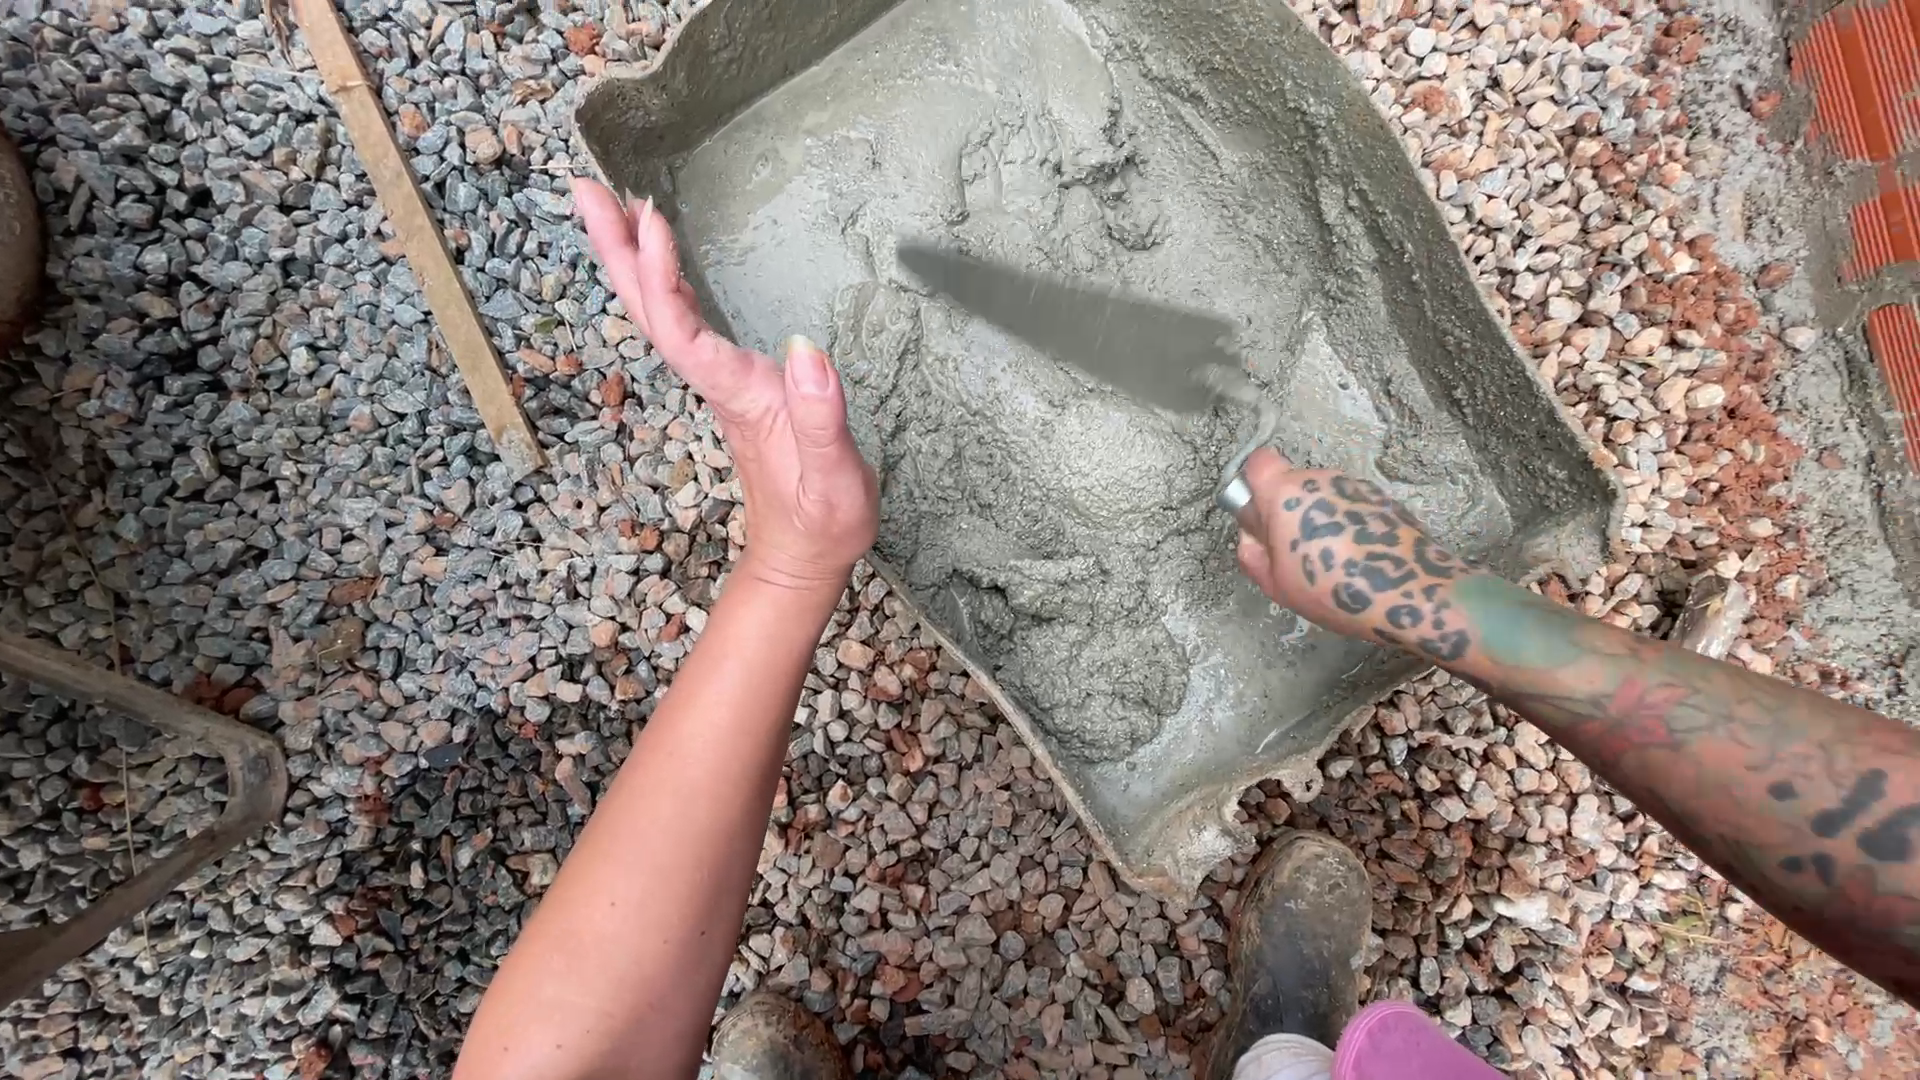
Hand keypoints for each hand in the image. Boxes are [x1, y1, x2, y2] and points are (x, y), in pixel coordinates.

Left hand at [573, 178, 878, 592]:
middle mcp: (721, 389)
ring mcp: (723, 391)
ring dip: (635, 266)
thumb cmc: (822, 522)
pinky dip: (669, 291)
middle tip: (585, 190)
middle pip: (653, 317)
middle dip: (618, 254)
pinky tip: (668, 269)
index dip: (660, 277)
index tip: (648, 218)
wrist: (802, 558)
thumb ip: (821, 419)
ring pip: (664, 322)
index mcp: (741, 400)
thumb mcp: (835, 477)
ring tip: (616, 210)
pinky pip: (687, 331)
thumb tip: (805, 350)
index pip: (684, 333)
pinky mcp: (734, 394)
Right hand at [1234, 448, 1476, 662]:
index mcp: (1285, 494)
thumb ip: (1252, 553)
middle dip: (1288, 510)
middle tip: (1296, 550)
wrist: (1413, 596)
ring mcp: (1356, 486)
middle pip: (1292, 484)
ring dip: (1320, 517)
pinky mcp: (1384, 499)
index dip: (1254, 485)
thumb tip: (1251, 535)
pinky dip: (1348, 523)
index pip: (1258, 462)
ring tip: (1333, 558)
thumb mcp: (1275, 584)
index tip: (1260, 516)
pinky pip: (1350, 506)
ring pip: (1322, 496)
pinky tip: (1359, 556)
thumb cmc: (1331, 590)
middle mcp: (1320, 480)